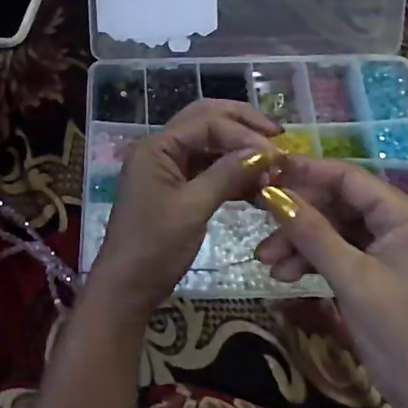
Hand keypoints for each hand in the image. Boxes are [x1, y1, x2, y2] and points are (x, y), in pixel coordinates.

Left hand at [88, 99, 281, 313]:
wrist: (128, 286)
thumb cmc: (155, 245)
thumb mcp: (194, 207)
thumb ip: (228, 174)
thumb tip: (266, 153)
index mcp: (156, 146)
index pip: (207, 122)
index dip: (244, 134)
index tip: (278, 155)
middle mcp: (159, 149)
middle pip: (205, 121)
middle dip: (242, 126)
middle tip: (279, 136)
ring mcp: (166, 168)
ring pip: (208, 145)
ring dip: (239, 150)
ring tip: (273, 164)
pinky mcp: (175, 188)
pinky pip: (206, 169)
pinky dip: (231, 172)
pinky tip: (258, 183)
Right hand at [254, 157, 407, 407]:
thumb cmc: (402, 336)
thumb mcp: (352, 280)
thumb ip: (312, 233)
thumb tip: (272, 195)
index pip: (350, 178)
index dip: (305, 173)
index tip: (263, 175)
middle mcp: (404, 227)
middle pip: (340, 205)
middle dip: (299, 219)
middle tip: (260, 236)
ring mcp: (396, 253)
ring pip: (338, 231)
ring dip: (302, 244)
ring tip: (267, 265)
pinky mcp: (386, 276)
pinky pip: (344, 254)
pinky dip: (316, 262)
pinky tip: (288, 276)